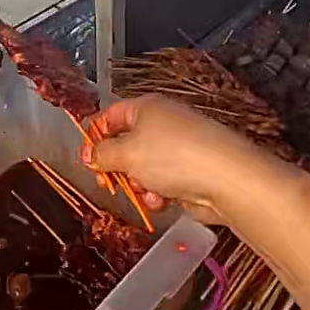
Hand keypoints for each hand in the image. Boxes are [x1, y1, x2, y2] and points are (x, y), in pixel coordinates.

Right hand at [79, 96, 288, 223]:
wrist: (224, 178)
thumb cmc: (173, 156)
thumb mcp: (127, 153)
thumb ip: (102, 153)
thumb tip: (88, 152)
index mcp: (146, 108)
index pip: (112, 114)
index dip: (96, 134)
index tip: (85, 157)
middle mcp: (162, 124)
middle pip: (126, 144)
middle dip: (117, 166)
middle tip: (109, 181)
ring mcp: (177, 148)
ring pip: (143, 168)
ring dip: (139, 184)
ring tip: (146, 191)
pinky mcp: (189, 172)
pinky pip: (162, 183)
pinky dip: (159, 194)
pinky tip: (163, 201)